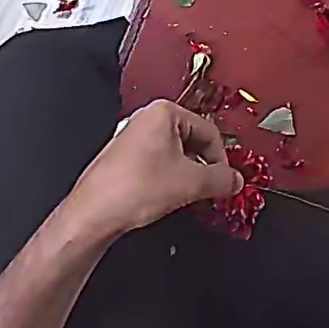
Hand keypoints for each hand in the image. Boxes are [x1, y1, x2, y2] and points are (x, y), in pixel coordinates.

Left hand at [67, 100, 241, 237]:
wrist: (92, 215)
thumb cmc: (135, 189)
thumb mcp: (191, 183)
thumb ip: (221, 179)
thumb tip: (235, 180)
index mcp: (164, 112)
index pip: (209, 132)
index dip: (220, 159)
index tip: (224, 180)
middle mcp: (147, 118)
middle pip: (193, 141)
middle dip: (202, 167)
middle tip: (207, 189)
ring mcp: (133, 137)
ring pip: (175, 154)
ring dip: (186, 175)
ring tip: (184, 195)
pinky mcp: (124, 157)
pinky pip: (158, 162)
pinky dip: (168, 178)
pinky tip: (164, 197)